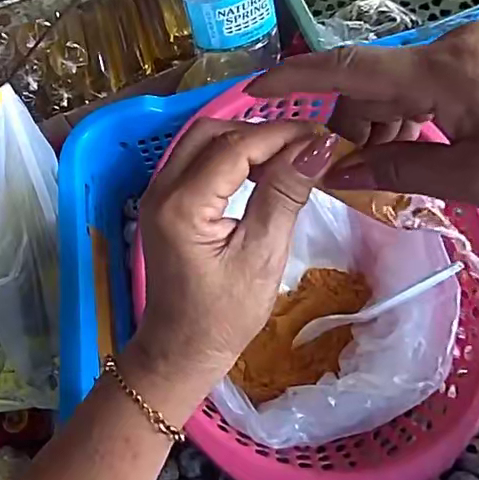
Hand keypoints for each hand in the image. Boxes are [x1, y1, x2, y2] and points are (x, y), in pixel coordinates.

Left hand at [128, 119, 336, 414]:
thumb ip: (284, 195)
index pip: (234, 148)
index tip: (322, 137)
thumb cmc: (224, 315)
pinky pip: (194, 160)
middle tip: (304, 146)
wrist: (181, 347)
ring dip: (243, 141)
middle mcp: (160, 189)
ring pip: (200, 141)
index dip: (280, 135)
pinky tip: (258, 171)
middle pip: (210, 133)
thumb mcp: (262, 256)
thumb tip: (316, 148)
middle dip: (259, 132)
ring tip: (287, 157)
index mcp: (182, 205)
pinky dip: (227, 156)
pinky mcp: (162, 201)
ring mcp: (156, 193)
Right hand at [248, 22, 478, 213]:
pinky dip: (418, 109)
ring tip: (397, 162)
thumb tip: (335, 174)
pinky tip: (436, 141)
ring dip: (385, 118)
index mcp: (445, 70)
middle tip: (348, 170)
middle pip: (372, 78)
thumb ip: (400, 169)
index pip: (346, 68)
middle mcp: (456, 43)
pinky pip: (439, 77)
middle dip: (348, 120)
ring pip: (405, 79)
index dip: (292, 79)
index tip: (250, 92)